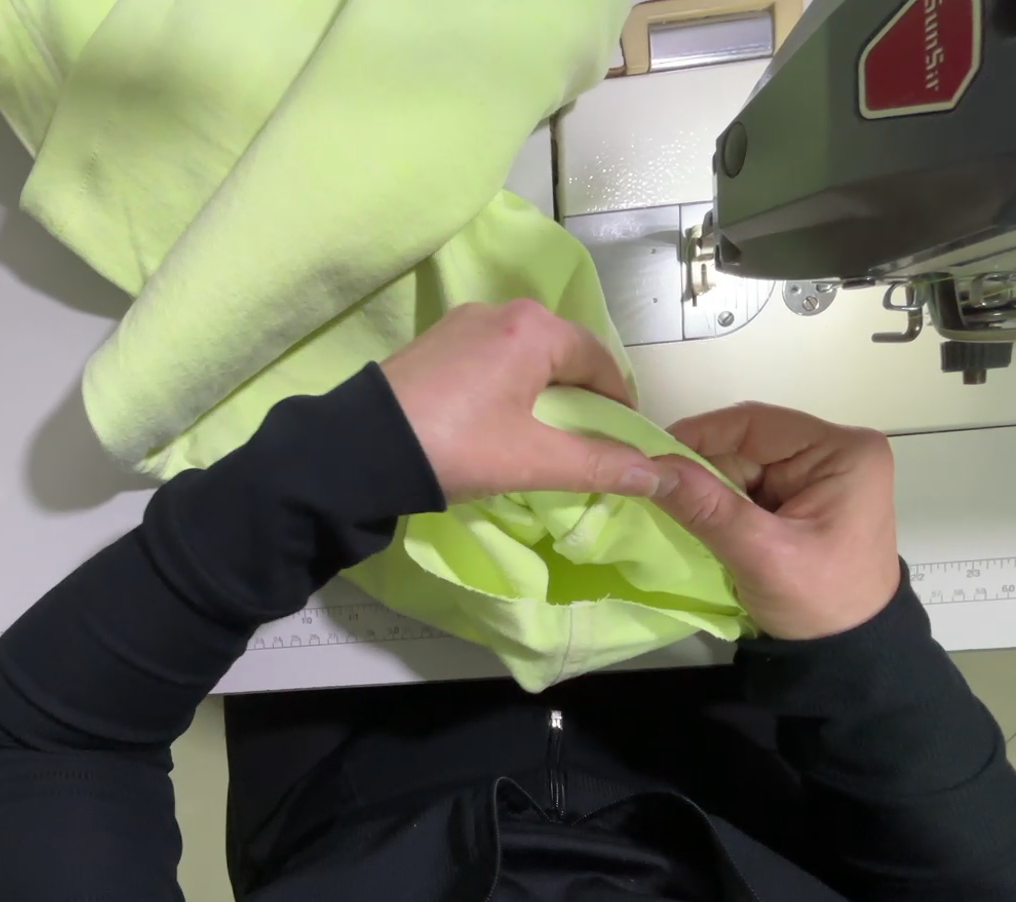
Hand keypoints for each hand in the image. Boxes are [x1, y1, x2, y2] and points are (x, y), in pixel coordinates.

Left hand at [381, 301, 663, 503]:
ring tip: (535, 435)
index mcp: (534, 329)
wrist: (359, 450)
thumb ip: (598, 464)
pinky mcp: (431, 343)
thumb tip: (657, 475)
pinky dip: (502, 385)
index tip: (622, 442)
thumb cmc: (456, 448)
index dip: (619, 404)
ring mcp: (460, 323)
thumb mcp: (532, 461)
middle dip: (577, 398)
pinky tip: (490, 420)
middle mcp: (500, 311)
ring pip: (522, 355)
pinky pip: (486, 358)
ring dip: (539, 391)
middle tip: (578, 443)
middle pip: (561, 354)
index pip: (600, 361)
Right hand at [647, 403, 899, 639]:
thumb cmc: (819, 600)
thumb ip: (705, 507)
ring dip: (702, 486)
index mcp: (842, 452)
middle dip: (698, 467)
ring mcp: (813, 474)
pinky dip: (713, 500)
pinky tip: (695, 518)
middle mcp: (831, 451)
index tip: (648, 459)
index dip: (697, 435)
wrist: (846, 651)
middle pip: (742, 442)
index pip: (753, 423)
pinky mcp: (795, 496)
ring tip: (673, 510)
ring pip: (735, 463)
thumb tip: (650, 467)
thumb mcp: (760, 553)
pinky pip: (741, 484)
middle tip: (654, 491)